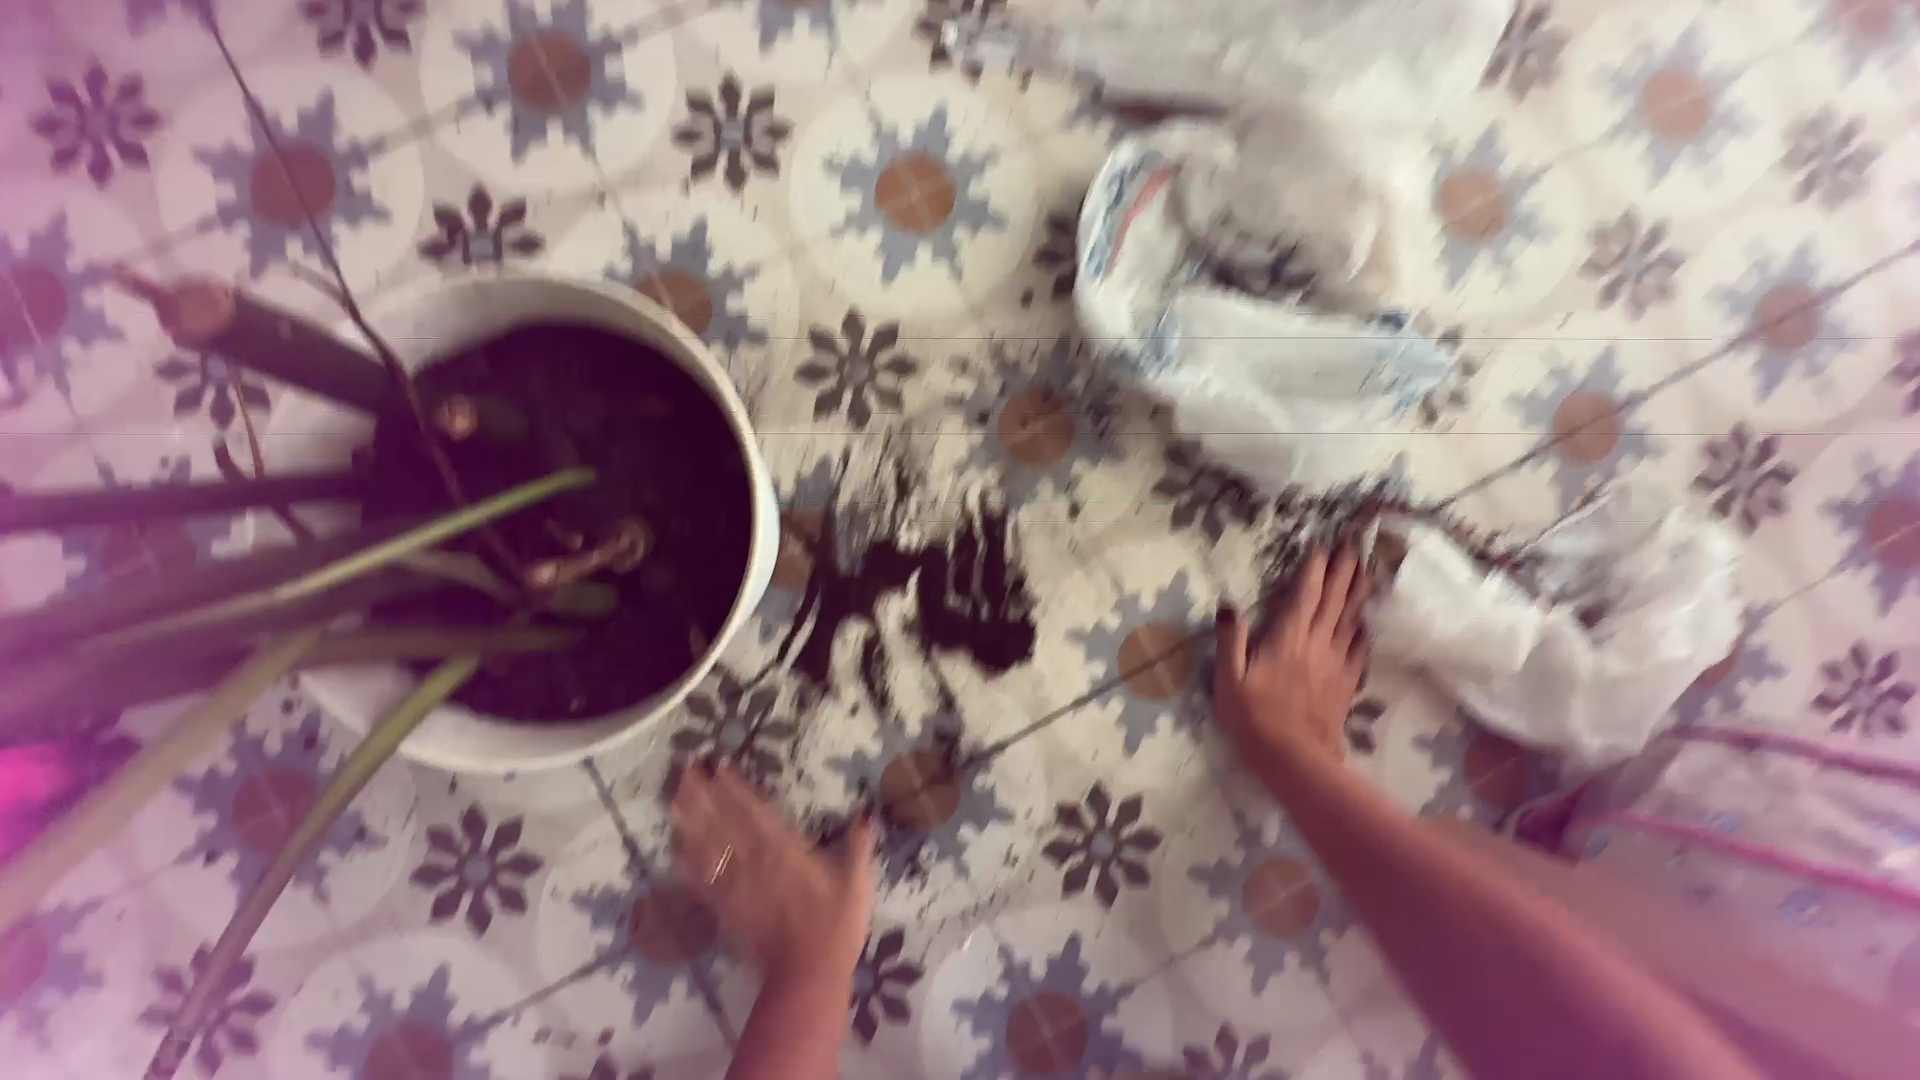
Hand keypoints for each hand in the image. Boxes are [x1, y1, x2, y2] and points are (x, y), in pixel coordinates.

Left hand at [670, 764, 877, 978]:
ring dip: (690, 820)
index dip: (735, 786)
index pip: (754, 809)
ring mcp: (737, 885)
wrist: (808, 975)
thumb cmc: (835, 925)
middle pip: (724, 821)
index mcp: (786, 848)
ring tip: (674, 797)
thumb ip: (858, 844)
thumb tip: (864, 814)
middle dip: (704, 793)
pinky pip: (702, 883)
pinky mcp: (727, 910)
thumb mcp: (857, 881)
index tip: (718, 764)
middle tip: (684, 768)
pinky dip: (687, 865)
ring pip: (708, 846)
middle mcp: (756, 860)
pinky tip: (673, 850)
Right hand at [1213, 545, 1369, 765]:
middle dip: (1345, 570)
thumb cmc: (1254, 719)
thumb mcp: (1228, 679)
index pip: (1304, 595)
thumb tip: (1229, 603)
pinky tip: (1366, 621)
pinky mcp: (1345, 683)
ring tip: (1367, 569)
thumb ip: (1230, 640)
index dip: (1314, 568)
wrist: (1296, 760)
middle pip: (1334, 600)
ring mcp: (1335, 663)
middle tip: (1356, 544)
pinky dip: (1364, 629)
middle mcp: (1316, 644)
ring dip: (1359, 592)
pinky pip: (1359, 648)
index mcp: (1286, 639)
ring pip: (1351, 619)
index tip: (1323, 543)